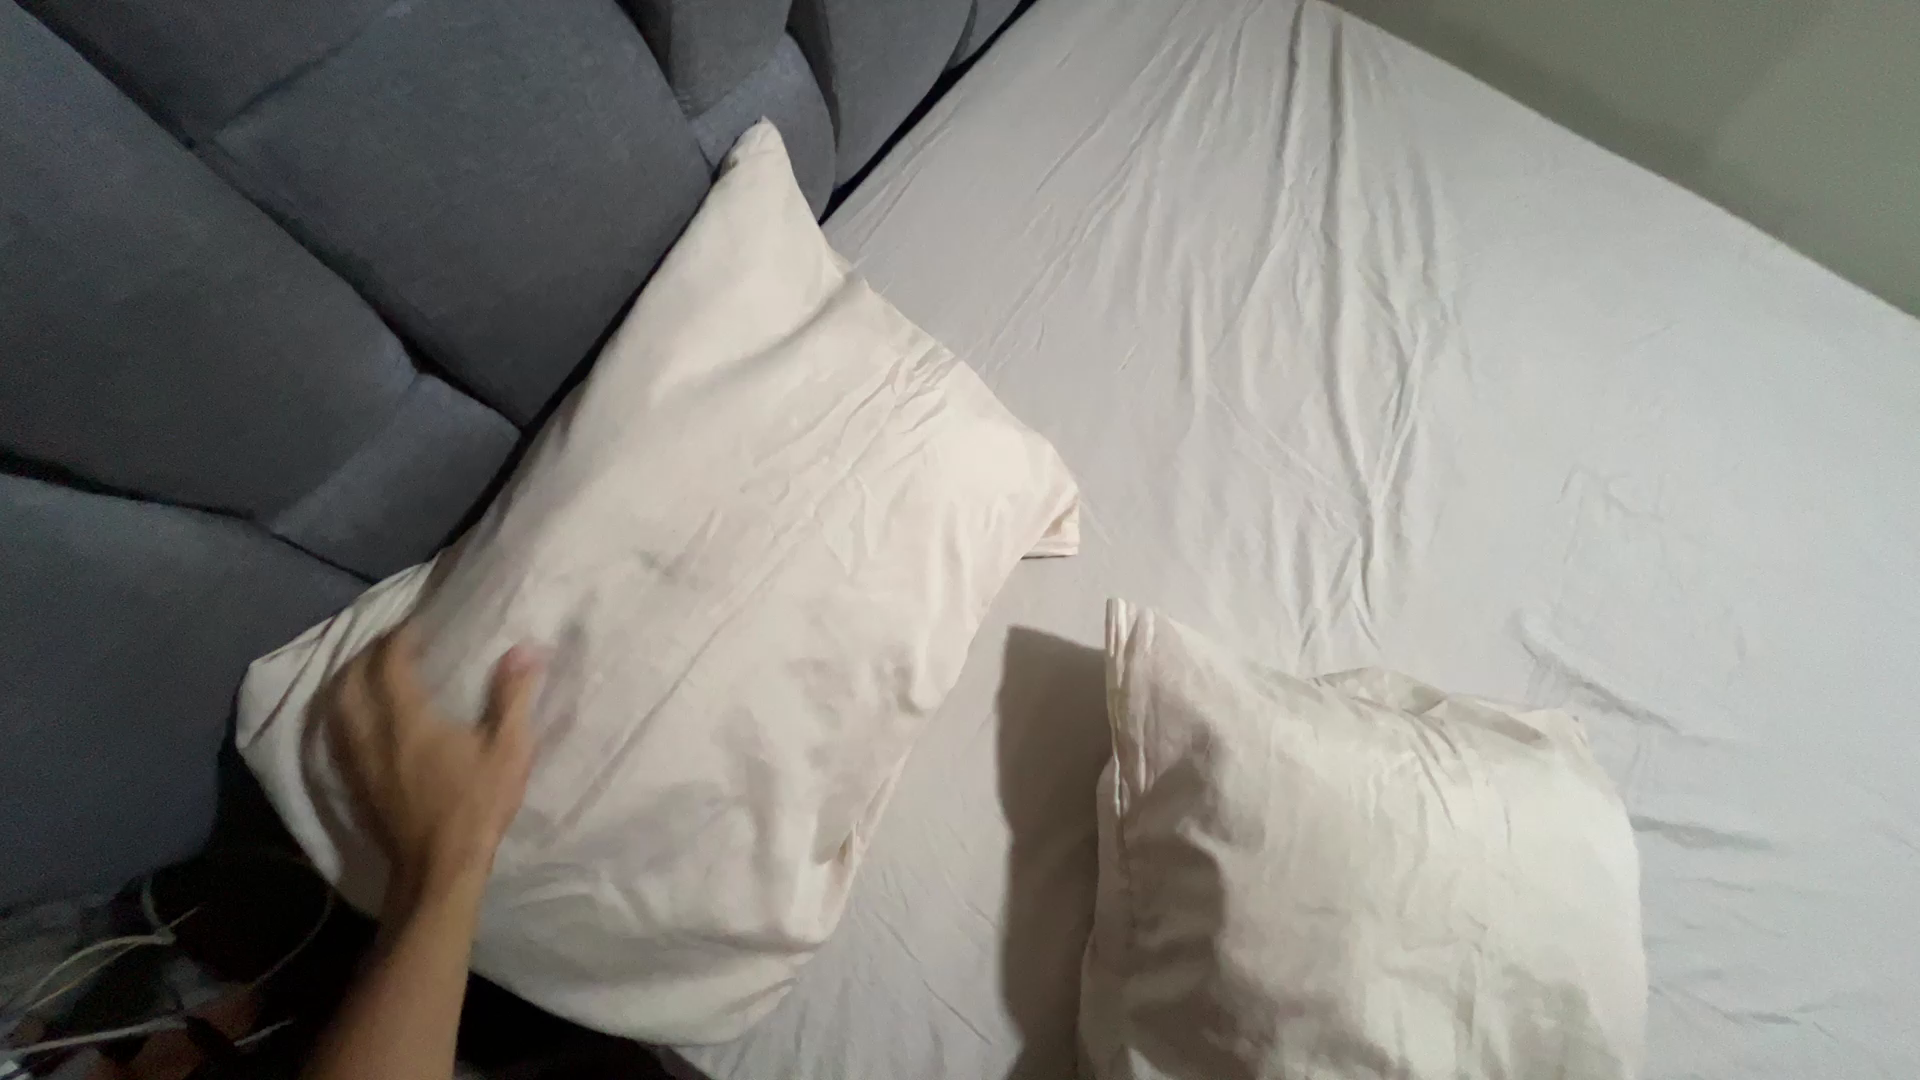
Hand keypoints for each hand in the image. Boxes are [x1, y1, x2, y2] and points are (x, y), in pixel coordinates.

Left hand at [321, 622, 544, 913]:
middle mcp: (372, 736)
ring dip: (347, 683)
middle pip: (348, 684)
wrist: (440, 865)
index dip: (398, 639)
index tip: (417, 623)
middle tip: (391, 642)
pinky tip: (360, 717)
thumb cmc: (479, 802)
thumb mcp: (510, 747)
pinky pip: (335, 736)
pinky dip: (342, 713)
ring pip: (333, 710)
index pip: (388, 666)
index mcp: (409, 722)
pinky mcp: (354, 784)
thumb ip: (513, 696)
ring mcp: (357, 762)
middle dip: (365, 656)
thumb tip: (524, 650)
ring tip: (370, 672)